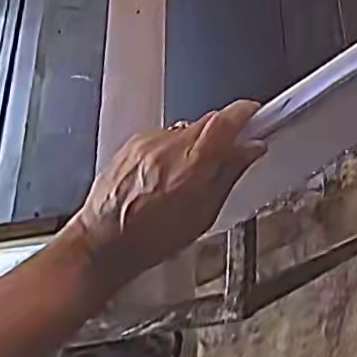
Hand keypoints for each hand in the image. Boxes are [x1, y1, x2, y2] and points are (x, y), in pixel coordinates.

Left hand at [62, 99, 266, 294]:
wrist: (101, 244)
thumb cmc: (150, 240)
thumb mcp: (204, 214)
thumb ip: (230, 173)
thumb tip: (251, 149)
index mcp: (192, 166)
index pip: (226, 120)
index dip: (245, 112)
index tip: (254, 115)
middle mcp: (169, 147)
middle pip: (208, 121)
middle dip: (222, 134)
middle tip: (225, 156)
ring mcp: (149, 142)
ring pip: (186, 128)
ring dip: (195, 143)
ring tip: (187, 175)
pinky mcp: (134, 142)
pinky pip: (164, 136)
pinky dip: (171, 149)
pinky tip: (164, 176)